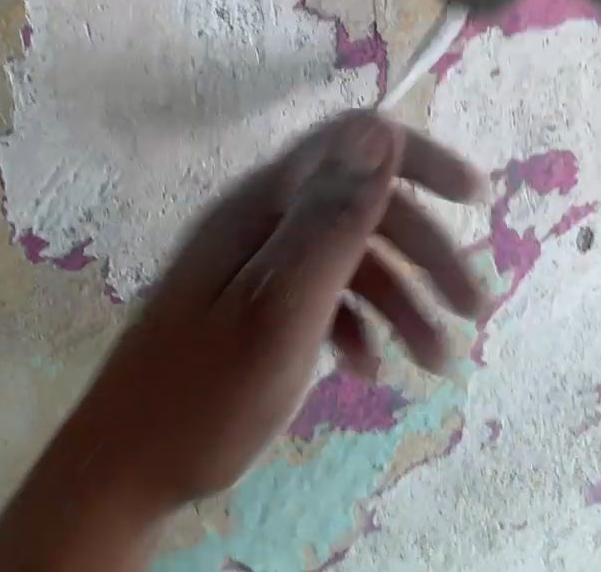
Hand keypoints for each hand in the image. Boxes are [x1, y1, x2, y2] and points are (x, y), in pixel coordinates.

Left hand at [0, 112, 482, 569]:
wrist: (124, 468)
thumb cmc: (203, 394)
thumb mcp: (280, 309)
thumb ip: (332, 220)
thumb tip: (380, 132)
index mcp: (261, 204)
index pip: (350, 141)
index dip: (415, 157)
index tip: (475, 198)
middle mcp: (260, 219)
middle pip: (359, 204)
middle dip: (424, 249)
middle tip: (473, 306)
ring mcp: (255, 263)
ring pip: (346, 256)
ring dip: (400, 299)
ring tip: (436, 359)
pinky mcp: (253, 304)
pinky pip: (321, 294)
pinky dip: (357, 322)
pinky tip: (369, 365)